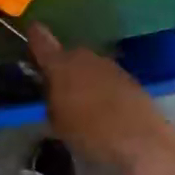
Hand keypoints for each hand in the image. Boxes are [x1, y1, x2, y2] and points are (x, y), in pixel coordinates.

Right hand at [29, 23, 174, 174]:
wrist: (143, 141)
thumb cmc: (90, 133)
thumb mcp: (57, 123)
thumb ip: (50, 101)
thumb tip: (52, 93)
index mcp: (60, 64)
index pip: (40, 40)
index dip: (34, 36)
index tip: (31, 32)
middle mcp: (84, 56)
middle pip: (67, 55)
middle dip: (61, 67)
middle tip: (57, 89)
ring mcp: (109, 65)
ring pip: (88, 66)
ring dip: (84, 78)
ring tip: (82, 103)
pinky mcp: (129, 77)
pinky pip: (106, 78)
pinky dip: (102, 88)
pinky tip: (104, 109)